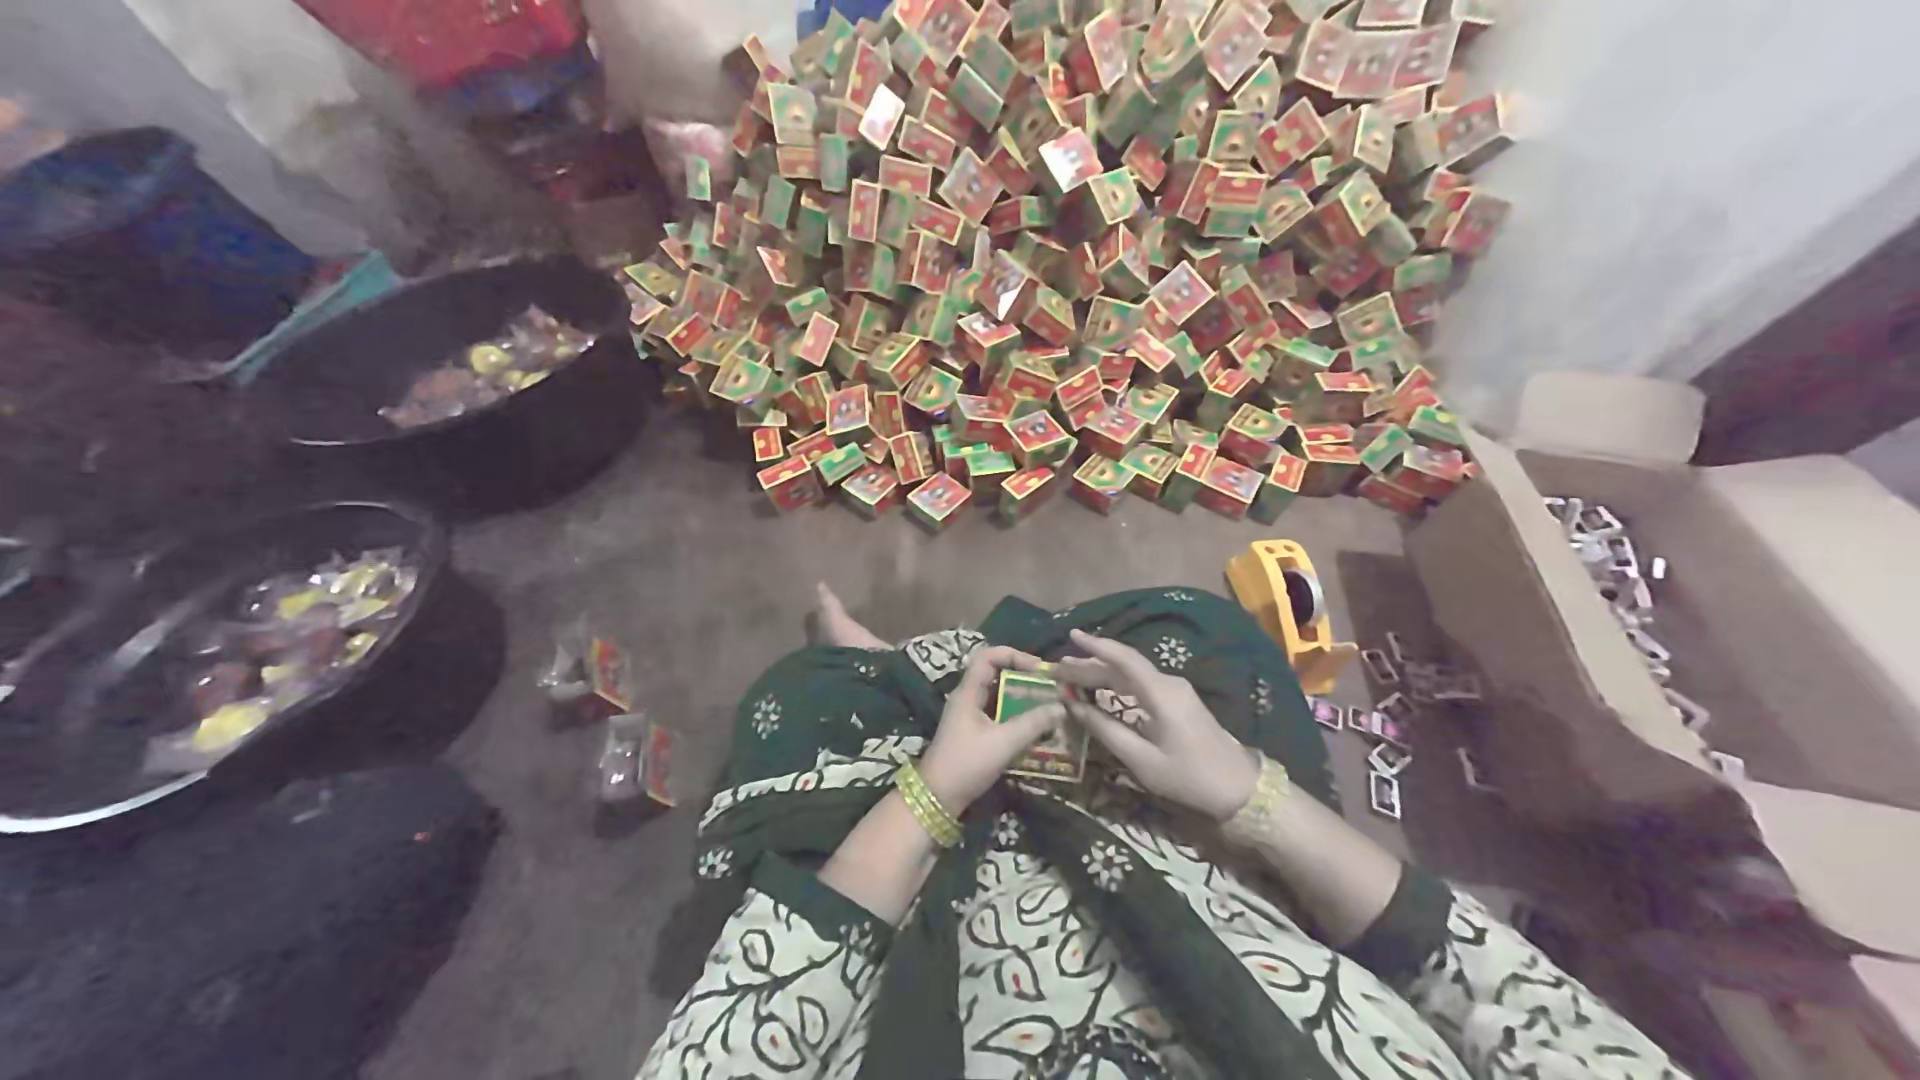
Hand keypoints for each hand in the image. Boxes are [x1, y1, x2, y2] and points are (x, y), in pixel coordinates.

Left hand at [917, 646, 1064, 812]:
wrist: (937, 798)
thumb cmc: (966, 763)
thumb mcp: (1003, 742)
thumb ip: (1033, 724)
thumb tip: (1061, 707)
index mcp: (968, 692)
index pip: (988, 657)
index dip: (1013, 655)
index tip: (1038, 668)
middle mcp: (968, 698)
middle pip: (996, 674)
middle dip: (1024, 678)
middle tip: (1050, 687)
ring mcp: (970, 716)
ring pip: (999, 696)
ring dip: (1023, 699)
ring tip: (1048, 706)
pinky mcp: (975, 733)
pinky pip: (999, 715)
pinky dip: (1017, 716)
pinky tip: (1036, 728)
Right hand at [1054, 629, 1259, 821]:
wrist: (1240, 790)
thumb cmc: (1189, 777)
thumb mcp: (1142, 760)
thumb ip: (1106, 730)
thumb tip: (1074, 706)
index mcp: (1161, 694)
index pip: (1123, 659)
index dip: (1095, 645)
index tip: (1070, 635)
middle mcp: (1168, 684)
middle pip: (1123, 666)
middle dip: (1089, 665)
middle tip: (1058, 670)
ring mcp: (1176, 691)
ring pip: (1131, 674)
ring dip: (1101, 674)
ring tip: (1071, 676)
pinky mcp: (1178, 701)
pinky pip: (1141, 684)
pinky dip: (1116, 683)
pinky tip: (1100, 688)